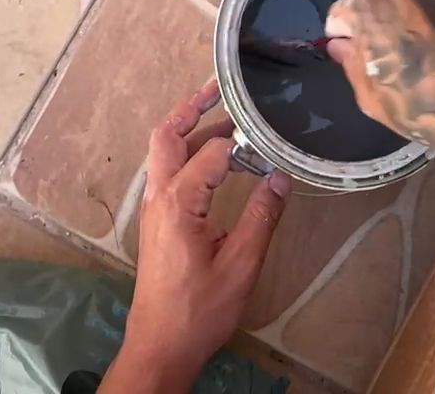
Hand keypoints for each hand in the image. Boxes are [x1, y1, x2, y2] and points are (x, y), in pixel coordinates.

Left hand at [103, 80, 291, 393]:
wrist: (160, 346)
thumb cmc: (199, 308)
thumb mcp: (240, 264)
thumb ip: (261, 216)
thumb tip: (281, 176)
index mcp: (179, 200)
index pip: (211, 151)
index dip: (239, 140)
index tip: (265, 135)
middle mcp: (159, 194)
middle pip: (167, 135)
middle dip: (191, 108)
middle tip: (218, 89)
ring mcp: (153, 206)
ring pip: (163, 151)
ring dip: (188, 128)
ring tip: (222, 116)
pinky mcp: (156, 218)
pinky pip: (166, 169)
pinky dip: (185, 150)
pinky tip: (210, 157)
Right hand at [324, 0, 434, 154]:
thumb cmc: (425, 107)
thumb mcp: (373, 97)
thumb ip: (350, 61)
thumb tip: (340, 44)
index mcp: (366, 1)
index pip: (342, 14)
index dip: (348, 38)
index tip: (361, 57)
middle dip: (381, 22)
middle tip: (398, 56)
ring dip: (415, 16)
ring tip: (432, 52)